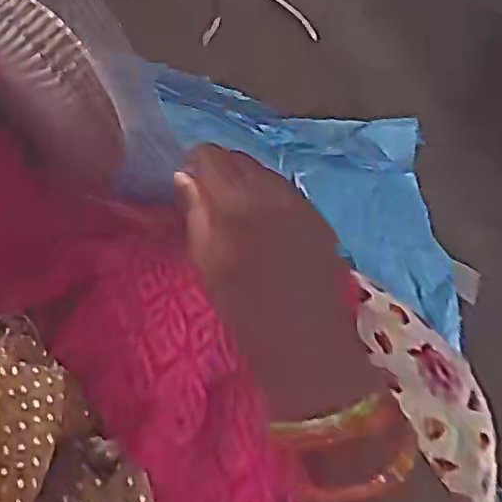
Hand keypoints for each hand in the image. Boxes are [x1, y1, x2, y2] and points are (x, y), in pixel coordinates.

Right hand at [176, 145, 380, 420]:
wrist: (306, 347)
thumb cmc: (244, 308)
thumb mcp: (205, 260)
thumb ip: (195, 211)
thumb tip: (184, 177)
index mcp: (238, 199)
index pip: (209, 154)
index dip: (193, 165)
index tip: (187, 187)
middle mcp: (272, 190)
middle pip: (237, 158)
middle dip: (219, 171)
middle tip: (208, 201)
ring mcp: (299, 202)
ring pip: (262, 171)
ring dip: (245, 182)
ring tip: (237, 215)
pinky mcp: (318, 217)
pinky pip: (284, 190)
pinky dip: (268, 197)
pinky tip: (265, 226)